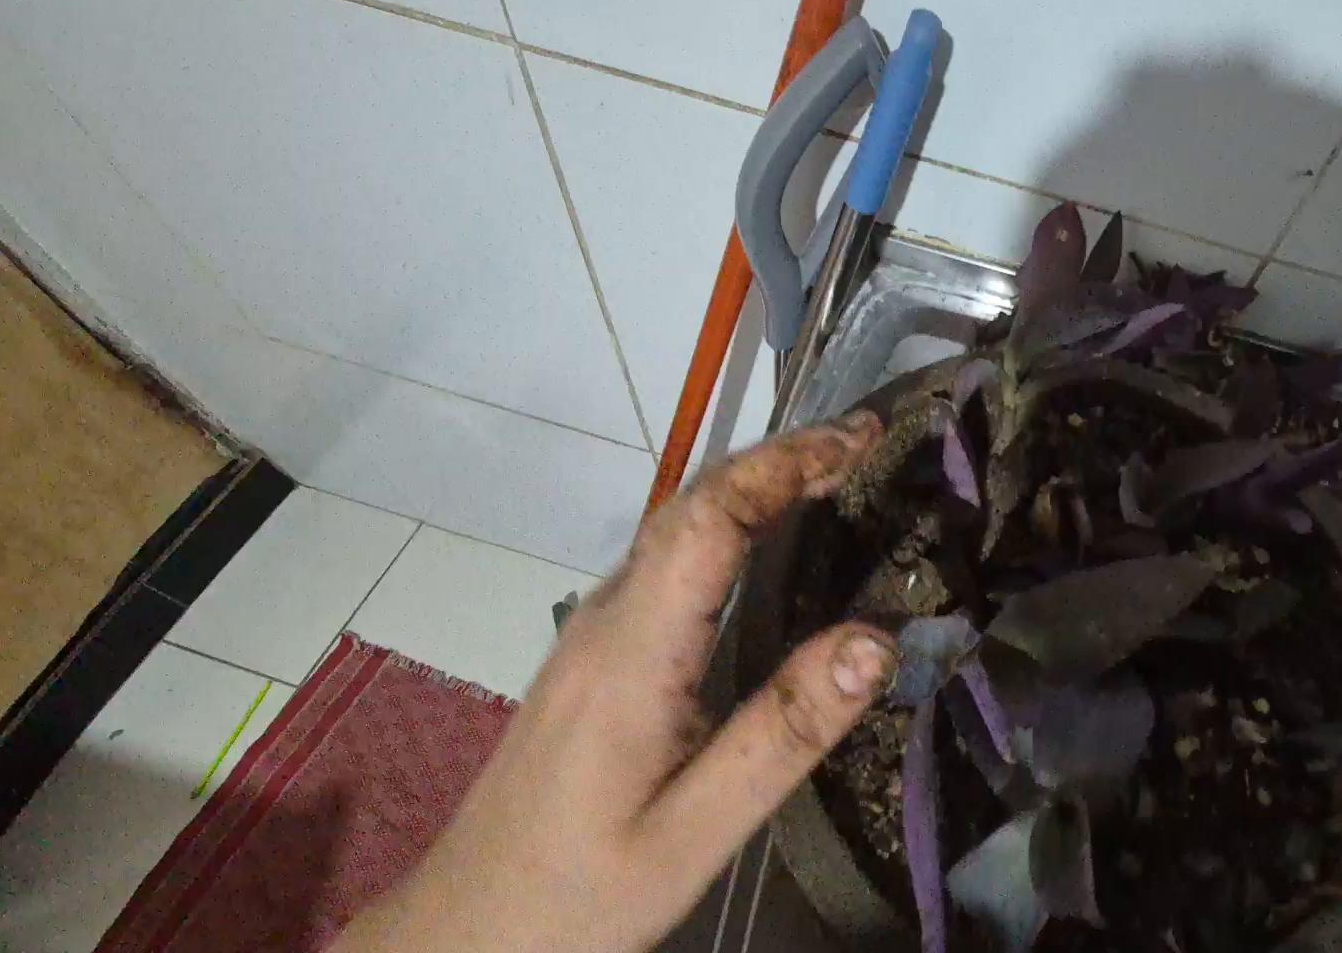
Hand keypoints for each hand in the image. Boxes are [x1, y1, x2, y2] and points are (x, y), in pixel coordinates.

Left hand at [332, 413, 895, 952]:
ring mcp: (598, 624)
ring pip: (681, 521)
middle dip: (781, 456)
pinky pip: (674, 551)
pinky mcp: (602, 643)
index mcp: (632, 651)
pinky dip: (735, 515)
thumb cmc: (580, 892)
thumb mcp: (696, 834)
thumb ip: (785, 734)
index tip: (857, 441)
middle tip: (864, 438)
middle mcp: (609, 614)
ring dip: (759, 479)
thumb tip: (876, 640)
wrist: (465, 931)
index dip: (783, 467)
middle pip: (694, 502)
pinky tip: (771, 529)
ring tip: (835, 466)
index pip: (708, 520)